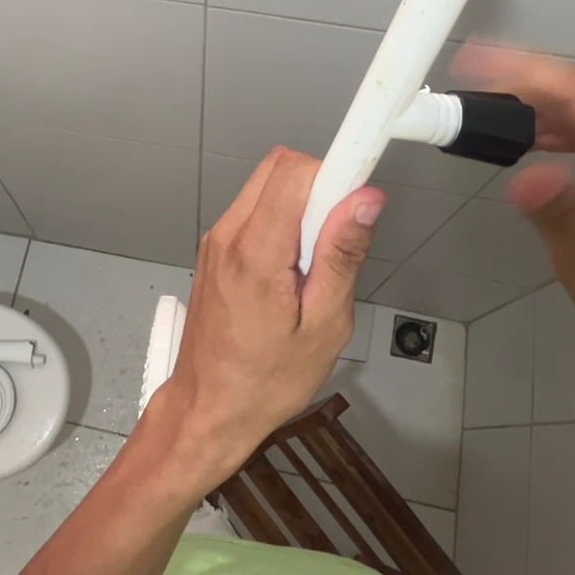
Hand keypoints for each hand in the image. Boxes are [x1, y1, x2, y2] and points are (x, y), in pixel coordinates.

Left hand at [146, 147, 384, 488]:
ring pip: (265, 187)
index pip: (293, 171)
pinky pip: (252, 211)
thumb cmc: (266, 379)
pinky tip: (290, 271)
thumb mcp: (324, 325)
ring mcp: (215, 240)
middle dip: (319, 187)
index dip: (334, 170)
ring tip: (311, 266)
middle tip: (336, 240)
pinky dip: (279, 223)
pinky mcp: (214, 250)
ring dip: (299, 207)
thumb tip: (364, 200)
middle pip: (278, 168)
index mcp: (254, 252)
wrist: (209, 406)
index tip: (360, 189)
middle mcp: (227, 235)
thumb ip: (341, 255)